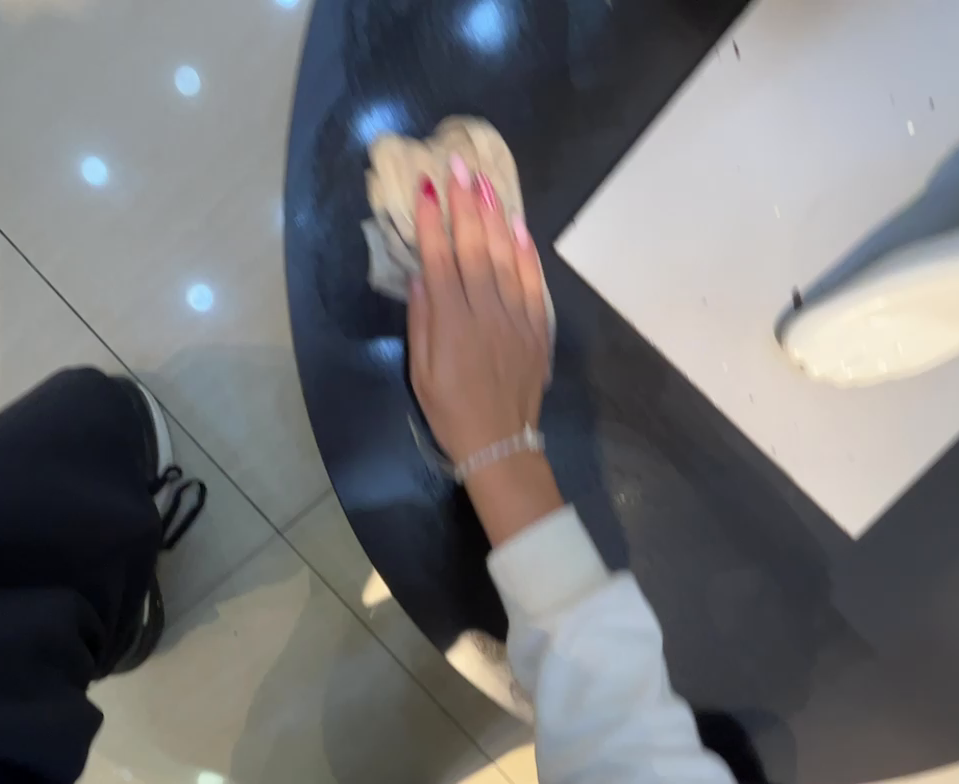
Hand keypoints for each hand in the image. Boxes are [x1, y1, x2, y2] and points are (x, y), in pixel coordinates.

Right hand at [409, 155, 563, 546]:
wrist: (499, 443)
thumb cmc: (449, 412)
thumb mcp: (422, 374)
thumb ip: (422, 323)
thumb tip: (422, 276)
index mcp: (451, 325)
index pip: (440, 261)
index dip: (433, 223)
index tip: (428, 188)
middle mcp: (485, 313)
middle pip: (473, 249)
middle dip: (465, 205)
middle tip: (458, 165)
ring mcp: (515, 318)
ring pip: (503, 258)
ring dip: (493, 217)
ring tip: (484, 182)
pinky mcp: (536, 328)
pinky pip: (531, 282)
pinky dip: (524, 252)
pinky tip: (515, 226)